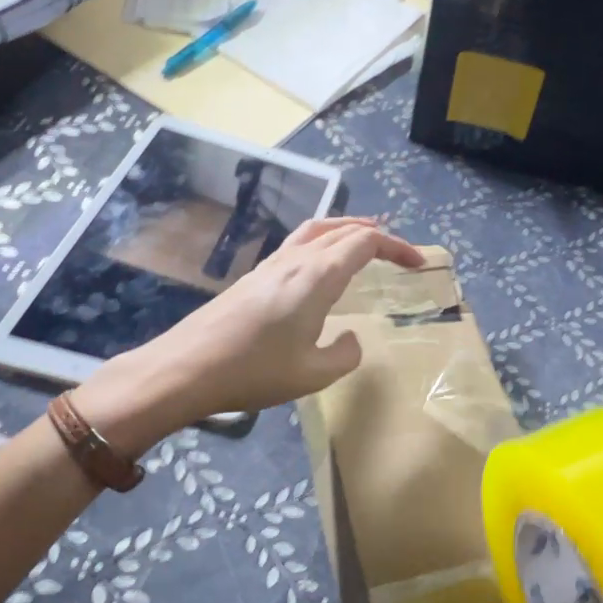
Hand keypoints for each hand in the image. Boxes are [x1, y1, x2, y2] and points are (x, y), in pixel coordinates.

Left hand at [74, 217, 423, 455]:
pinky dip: (324, 242)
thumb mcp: (313, 374)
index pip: (365, 242)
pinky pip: (299, 244)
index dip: (397, 247)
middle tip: (400, 252)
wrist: (184, 369)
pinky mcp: (253, 278)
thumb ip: (345, 353)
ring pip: (316, 230)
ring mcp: (271, 266)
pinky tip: (323, 266)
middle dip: (377, 234)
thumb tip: (351, 337)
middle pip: (343, 228)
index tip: (418, 264)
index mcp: (317, 276)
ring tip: (365, 241)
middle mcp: (296, 261)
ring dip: (346, 230)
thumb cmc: (254, 372)